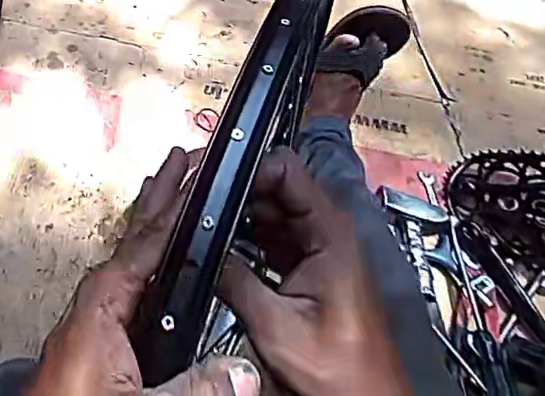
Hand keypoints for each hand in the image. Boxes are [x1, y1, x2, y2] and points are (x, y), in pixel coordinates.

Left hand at [28, 147, 259, 395]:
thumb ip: (193, 384)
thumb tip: (241, 369)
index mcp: (102, 300)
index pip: (151, 240)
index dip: (178, 205)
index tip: (198, 173)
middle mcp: (97, 296)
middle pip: (138, 231)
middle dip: (163, 192)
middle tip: (184, 157)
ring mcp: (96, 310)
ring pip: (133, 250)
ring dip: (155, 215)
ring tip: (171, 185)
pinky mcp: (100, 330)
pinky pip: (131, 274)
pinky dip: (147, 249)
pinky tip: (158, 254)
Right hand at [218, 150, 409, 395]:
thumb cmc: (344, 376)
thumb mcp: (278, 329)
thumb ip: (236, 281)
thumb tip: (201, 248)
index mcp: (329, 231)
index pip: (285, 169)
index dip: (249, 170)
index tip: (219, 186)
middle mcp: (324, 228)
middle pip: (271, 185)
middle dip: (237, 195)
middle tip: (205, 211)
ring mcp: (314, 243)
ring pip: (266, 208)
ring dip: (238, 218)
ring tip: (212, 232)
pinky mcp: (304, 261)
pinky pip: (268, 233)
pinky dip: (246, 238)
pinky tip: (228, 252)